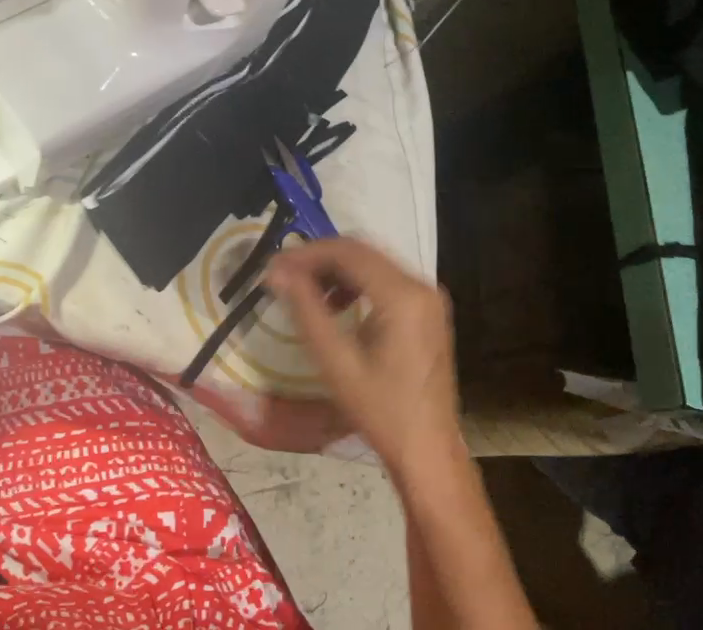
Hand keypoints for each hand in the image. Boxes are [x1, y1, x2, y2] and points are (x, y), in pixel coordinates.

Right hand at [267, 239, 459, 477]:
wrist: (428, 451)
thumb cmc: (381, 411)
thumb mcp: (335, 361)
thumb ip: (305, 309)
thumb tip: (276, 271)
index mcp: (402, 295)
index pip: (347, 251)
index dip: (306, 254)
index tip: (273, 267)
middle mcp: (420, 286)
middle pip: (361, 251)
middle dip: (319, 259)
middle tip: (283, 277)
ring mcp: (427, 298)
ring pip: (372, 263)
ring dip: (335, 271)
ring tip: (304, 293)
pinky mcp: (426, 311)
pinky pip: (385, 281)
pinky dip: (355, 284)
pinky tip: (335, 307)